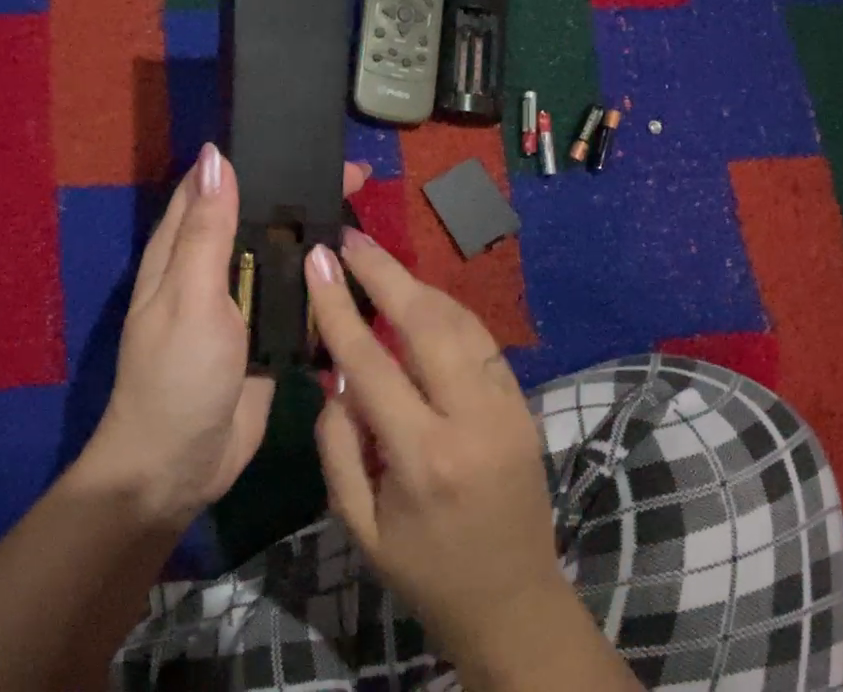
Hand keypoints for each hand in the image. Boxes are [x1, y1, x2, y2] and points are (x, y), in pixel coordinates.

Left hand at [81, 143, 369, 523]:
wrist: (181, 466)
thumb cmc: (177, 374)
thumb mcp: (189, 296)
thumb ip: (206, 230)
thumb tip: (215, 156)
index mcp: (181, 253)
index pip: (214, 187)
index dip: (252, 159)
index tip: (302, 139)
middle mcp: (210, 271)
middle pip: (255, 219)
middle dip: (297, 196)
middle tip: (358, 178)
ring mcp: (240, 307)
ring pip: (280, 259)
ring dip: (314, 239)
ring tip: (367, 214)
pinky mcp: (265, 339)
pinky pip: (296, 302)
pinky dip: (321, 286)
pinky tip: (357, 272)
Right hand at [307, 230, 625, 687]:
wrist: (514, 603)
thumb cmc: (423, 570)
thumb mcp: (357, 522)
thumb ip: (337, 443)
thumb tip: (336, 374)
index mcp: (424, 457)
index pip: (370, 362)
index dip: (339, 306)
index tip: (318, 260)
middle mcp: (474, 422)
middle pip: (428, 322)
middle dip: (385, 272)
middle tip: (349, 239)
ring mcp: (509, 410)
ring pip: (462, 323)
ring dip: (417, 286)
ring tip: (377, 263)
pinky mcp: (524, 408)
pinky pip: (482, 343)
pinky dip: (445, 313)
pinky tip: (418, 301)